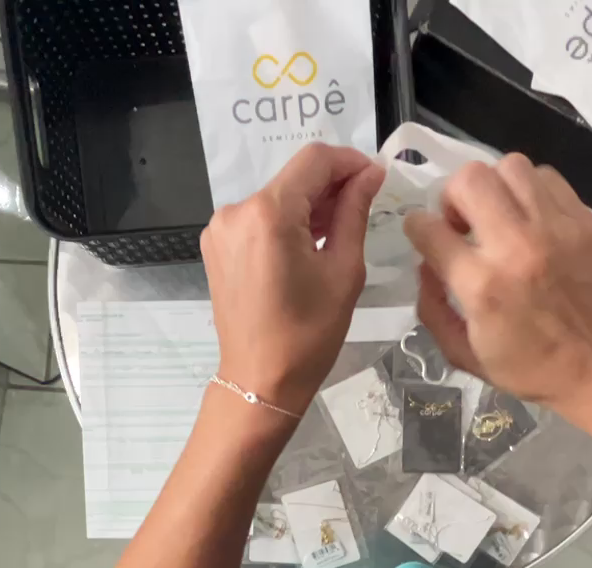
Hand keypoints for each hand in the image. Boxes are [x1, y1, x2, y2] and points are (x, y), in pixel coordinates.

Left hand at [201, 143, 385, 416]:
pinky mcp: (216, 247)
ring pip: (275, 199)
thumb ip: (354, 213)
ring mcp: (220, 229)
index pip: (314, 161)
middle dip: (329, 188)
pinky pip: (257, 221)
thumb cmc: (308, 336)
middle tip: (362, 212)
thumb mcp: (343, 272)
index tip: (375, 179)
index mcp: (268, 214)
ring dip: (307, 208)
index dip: (349, 163)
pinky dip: (284, 226)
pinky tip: (304, 251)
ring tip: (334, 238)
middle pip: (292, 178)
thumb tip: (369, 175)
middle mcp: (235, 211)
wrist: (261, 382)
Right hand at [404, 154, 591, 420]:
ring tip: (496, 216)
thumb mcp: (463, 354)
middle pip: (468, 180)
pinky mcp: (583, 221)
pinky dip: (528, 190)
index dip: (417, 228)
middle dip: (452, 197)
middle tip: (462, 223)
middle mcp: (515, 246)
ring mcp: (554, 228)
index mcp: (481, 286)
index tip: (423, 235)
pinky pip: (546, 178)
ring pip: (509, 166)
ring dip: (492, 187)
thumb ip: (432, 308)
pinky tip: (528, 218)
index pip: (430, 229)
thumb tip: (425, 264)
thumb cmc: (527, 368)